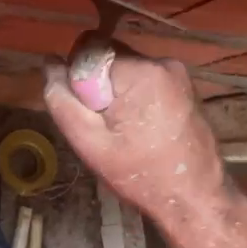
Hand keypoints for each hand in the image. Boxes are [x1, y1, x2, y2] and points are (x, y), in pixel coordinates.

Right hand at [43, 53, 228, 219]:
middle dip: (96, 83)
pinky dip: (132, 93)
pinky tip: (140, 125)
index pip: (87, 48)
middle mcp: (161, 61)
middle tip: (104, 124)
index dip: (78, 79)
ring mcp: (176, 70)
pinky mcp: (183, 82)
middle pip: (106, 54)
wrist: (196, 198)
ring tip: (124, 128)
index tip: (91, 113)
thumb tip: (50, 61)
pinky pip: (141, 75)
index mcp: (139, 71)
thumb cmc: (140, 174)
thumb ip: (61, 98)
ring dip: (113, 89)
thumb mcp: (88, 142)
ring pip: (122, 65)